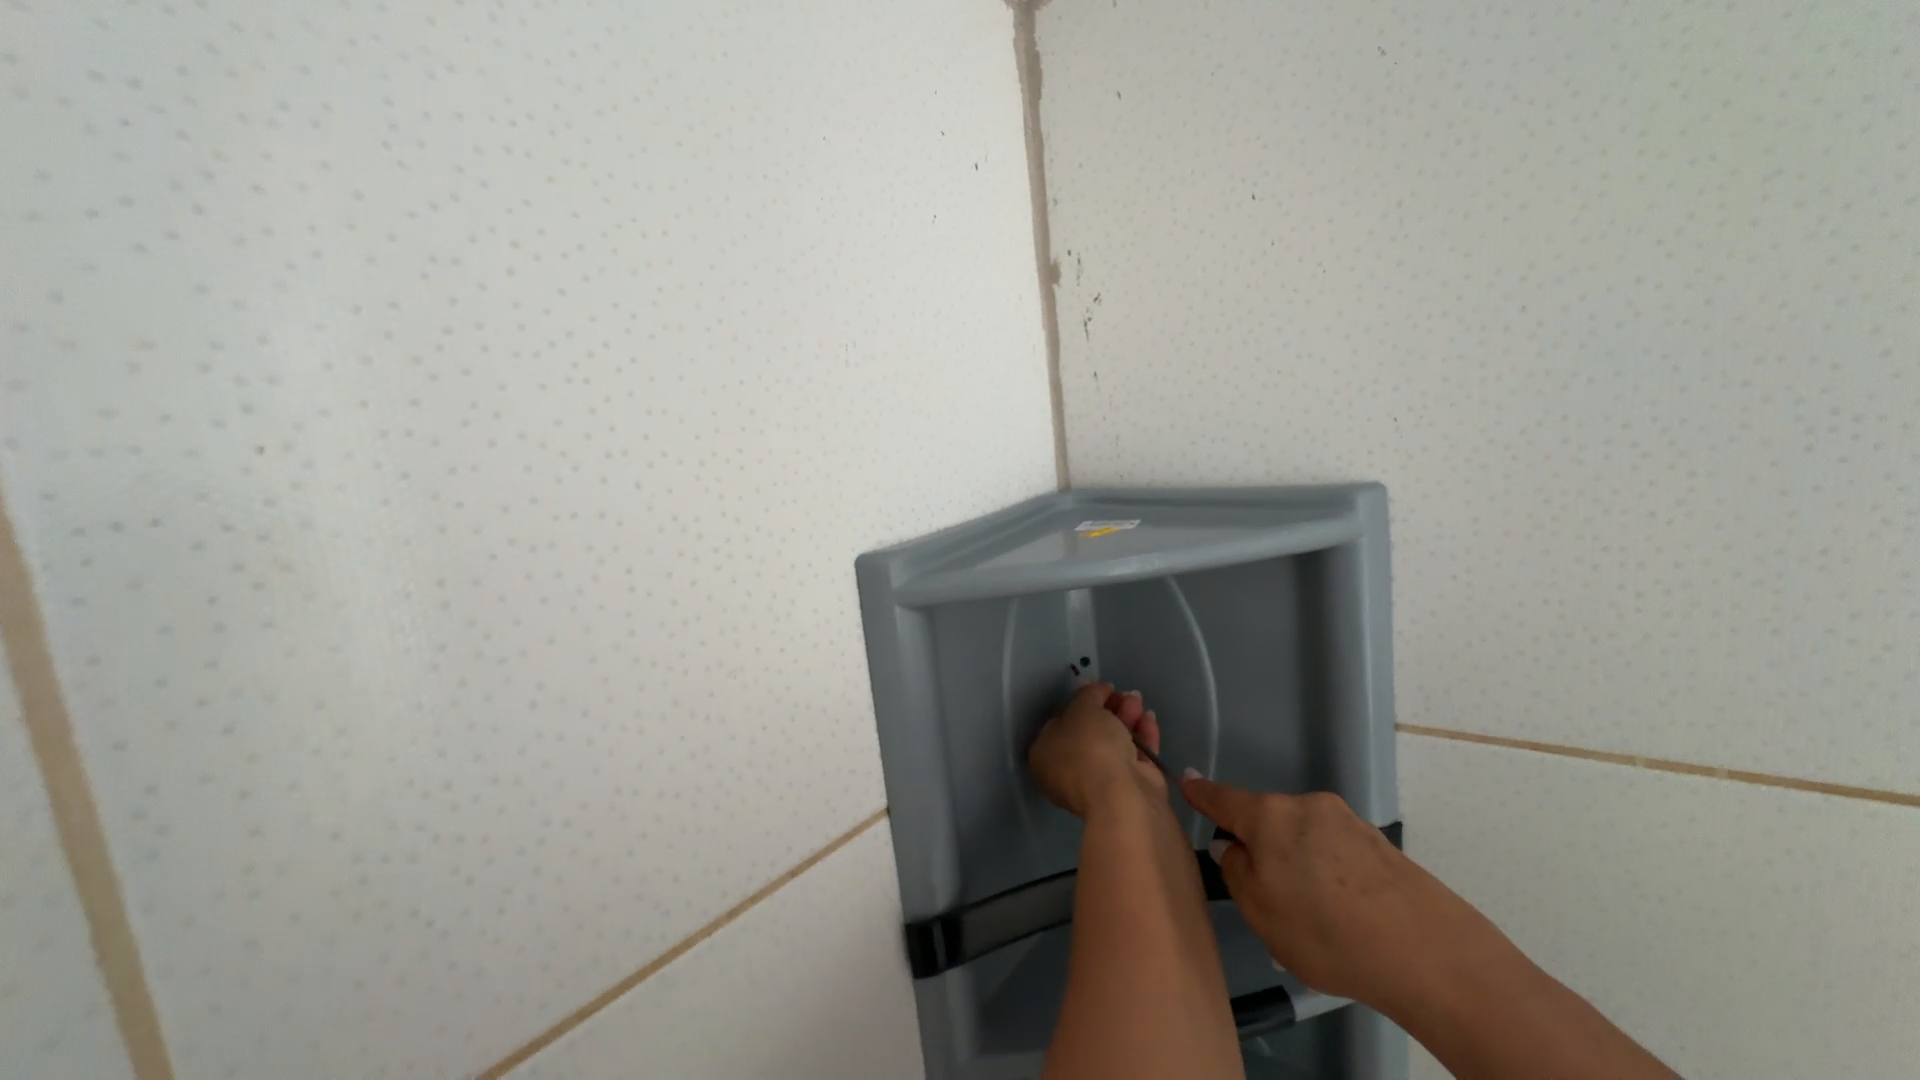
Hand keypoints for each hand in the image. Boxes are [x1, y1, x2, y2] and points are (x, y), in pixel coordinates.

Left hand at [1028, 682, 1164, 817]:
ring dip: (1126, 717)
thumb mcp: (1083, 710)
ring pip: (1113, 742)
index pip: (1061, 723)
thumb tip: (1092, 689)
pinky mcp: (1128, 787)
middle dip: (1107, 709)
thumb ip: (1088, 695)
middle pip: (1090, 732)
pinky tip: (1149, 717)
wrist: (1121, 794)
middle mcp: (1068, 771)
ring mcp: (1099, 781)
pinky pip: (1134, 755)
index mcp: (1045, 755)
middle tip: (1121, 692)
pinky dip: (1142, 735)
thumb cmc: (1090, 748)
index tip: (1099, 689)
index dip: (1080, 702)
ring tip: (1138, 698)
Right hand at [1179, 776, 1505, 1009]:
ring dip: (1298, 867)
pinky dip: (1329, 878)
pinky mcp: (1380, 846)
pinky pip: (1336, 856)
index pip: (1224, 799)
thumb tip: (1236, 848)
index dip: (1202, 795)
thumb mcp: (1259, 911)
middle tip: (1266, 898)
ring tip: (1312, 921)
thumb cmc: (1325, 931)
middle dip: (1261, 849)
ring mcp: (1348, 822)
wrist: (1427, 952)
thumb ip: (1237, 872)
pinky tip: (1343, 920)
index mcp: (1269, 816)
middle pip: (1268, 821)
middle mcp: (1307, 807)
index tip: (1186, 783)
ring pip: (1304, 841)